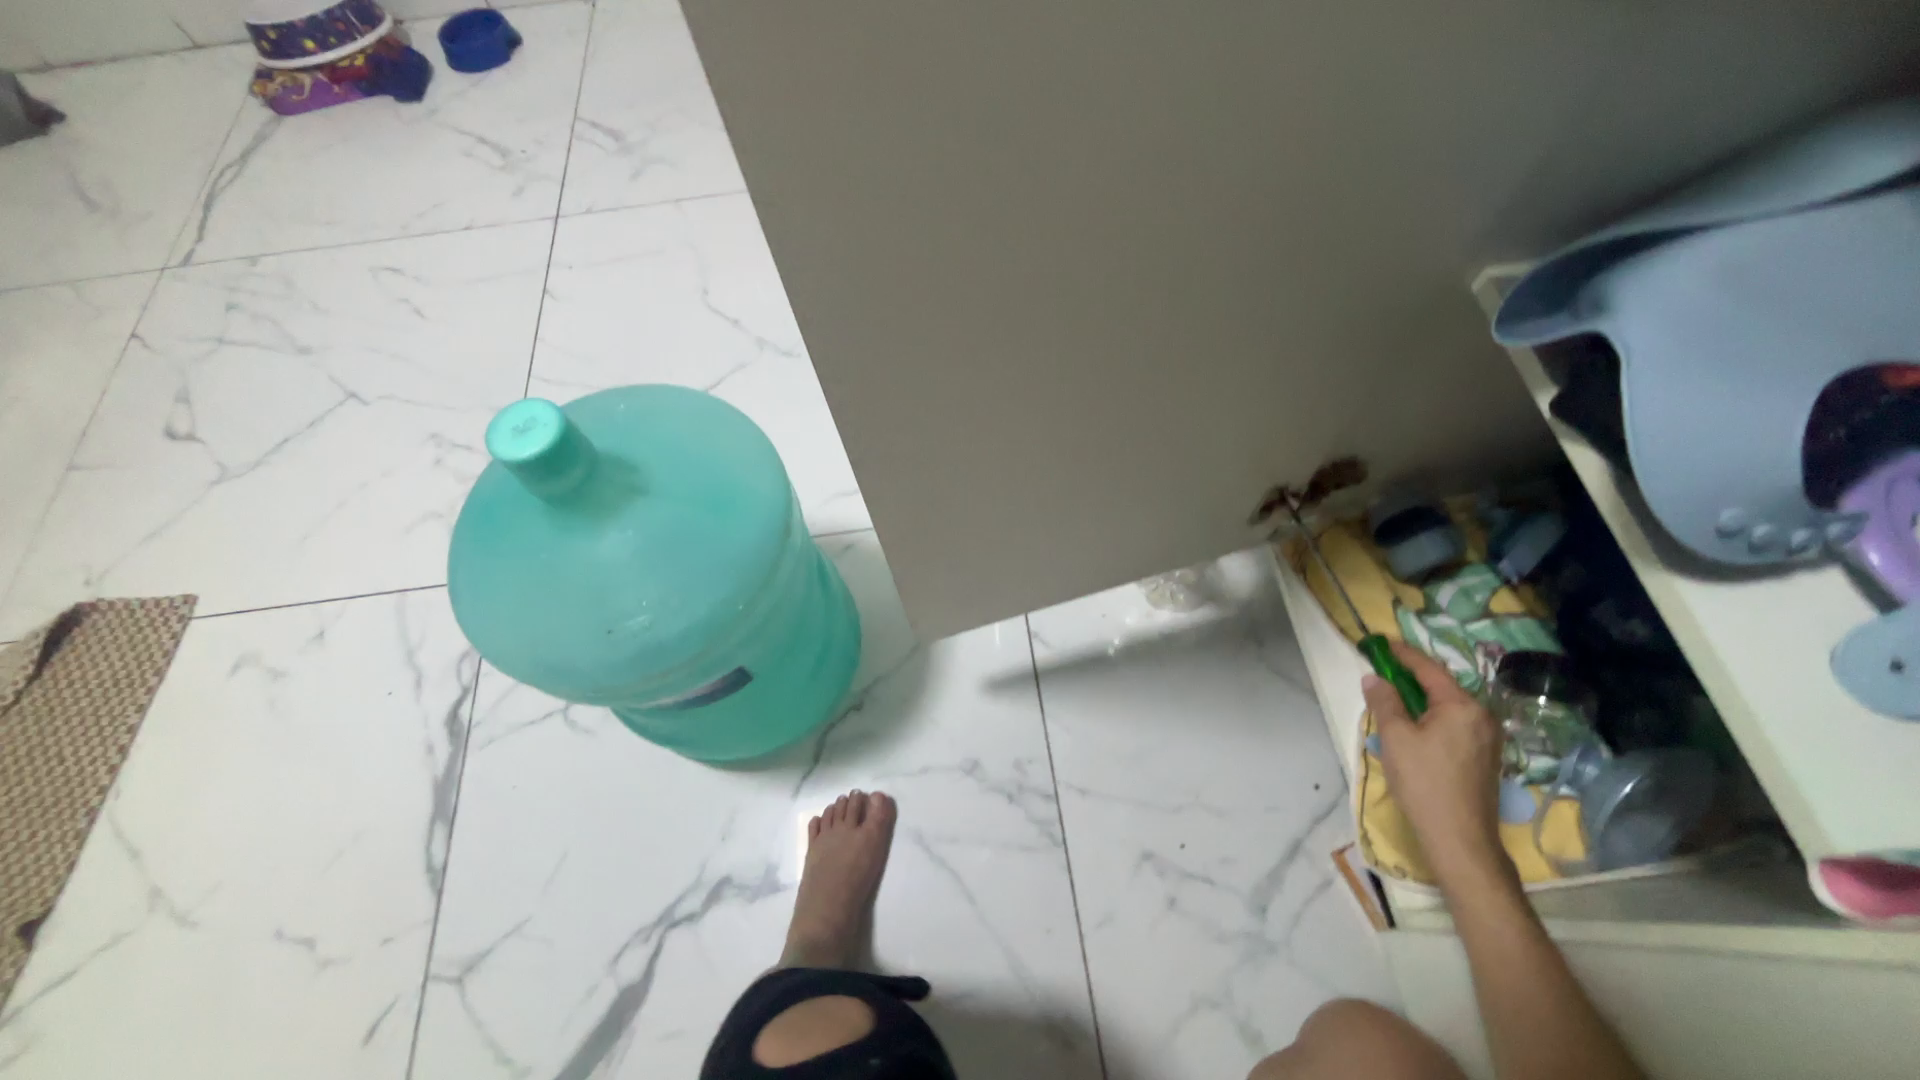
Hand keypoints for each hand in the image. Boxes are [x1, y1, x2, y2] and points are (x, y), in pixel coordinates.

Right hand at [1362, 642, 1506, 882]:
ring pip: (1449, 708)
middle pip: (1442, 687)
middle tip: (1384, 675)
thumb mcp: (1395, 738)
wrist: (1460, 838)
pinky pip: (1457, 726)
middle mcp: (1482, 716)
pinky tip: (1416, 731)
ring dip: (1422, 702)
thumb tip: (1374, 678)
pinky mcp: (1487, 758)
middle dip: (1412, 679)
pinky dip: (1434, 720)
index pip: (1429, 669)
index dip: (1403, 654)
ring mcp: (1489, 738)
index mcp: (1462, 705)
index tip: (1381, 644)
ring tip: (1395, 704)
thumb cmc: (1424, 783)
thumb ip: (1385, 702)